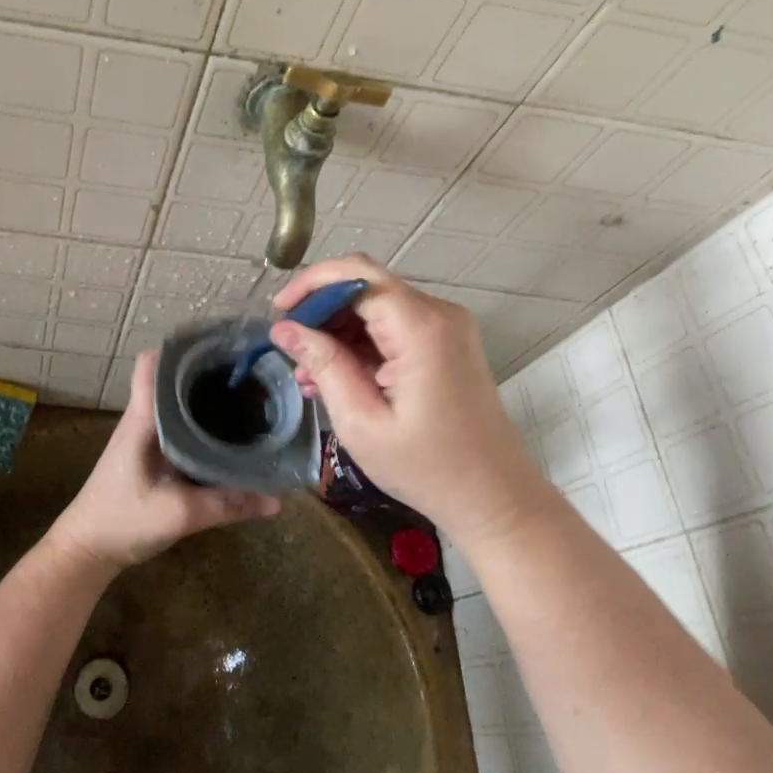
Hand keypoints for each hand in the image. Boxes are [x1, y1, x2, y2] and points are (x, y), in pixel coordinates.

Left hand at [47, 351, 279, 570]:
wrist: (88, 550)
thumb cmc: (122, 521)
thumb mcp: (178, 514)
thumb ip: (228, 505)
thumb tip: (279, 499)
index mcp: (143, 420)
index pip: (152, 364)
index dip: (182, 348)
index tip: (221, 347)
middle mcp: (145, 421)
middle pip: (174, 380)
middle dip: (209, 372)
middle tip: (252, 374)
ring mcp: (148, 439)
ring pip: (179, 405)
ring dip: (208, 399)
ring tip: (251, 397)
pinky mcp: (154, 457)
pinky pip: (182, 429)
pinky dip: (204, 425)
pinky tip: (232, 434)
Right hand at [269, 255, 544, 541]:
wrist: (494, 497)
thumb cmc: (426, 467)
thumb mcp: (361, 421)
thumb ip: (323, 365)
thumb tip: (283, 328)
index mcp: (421, 328)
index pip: (357, 275)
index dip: (311, 285)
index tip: (278, 314)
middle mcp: (439, 315)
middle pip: (366, 286)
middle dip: (322, 311)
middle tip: (290, 351)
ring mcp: (447, 329)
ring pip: (376, 307)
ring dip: (338, 332)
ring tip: (309, 375)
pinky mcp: (447, 345)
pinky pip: (393, 328)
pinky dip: (361, 345)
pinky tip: (337, 380)